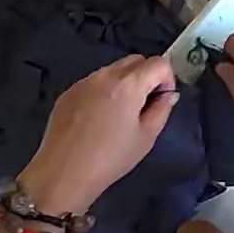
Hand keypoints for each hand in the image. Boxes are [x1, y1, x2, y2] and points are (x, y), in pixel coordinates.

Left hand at [20, 55, 179, 212]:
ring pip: (113, 69)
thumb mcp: (146, 137)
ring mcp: (83, 82)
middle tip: (145, 105)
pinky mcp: (68, 92)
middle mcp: (105, 75)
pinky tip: (98, 119)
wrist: (64, 172)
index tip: (162, 99)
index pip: (158, 62)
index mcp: (128, 84)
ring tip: (120, 114)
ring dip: (125, 82)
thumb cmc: (111, 158)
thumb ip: (162, 110)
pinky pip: (94, 82)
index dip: (167, 78)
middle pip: (135, 60)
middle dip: (147, 75)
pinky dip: (104, 91)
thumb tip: (168, 95)